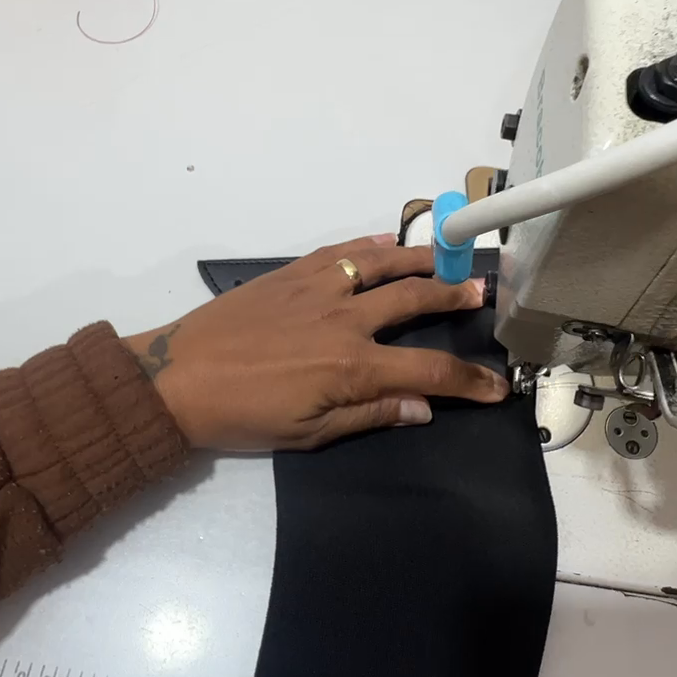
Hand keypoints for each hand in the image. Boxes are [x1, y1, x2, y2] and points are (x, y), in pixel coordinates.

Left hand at [123, 235, 509, 451]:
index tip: (496, 386)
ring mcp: (320, 288)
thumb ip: (370, 415)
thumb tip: (423, 409)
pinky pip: (341, 251)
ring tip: (446, 257)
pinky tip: (386, 243)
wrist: (179, 377)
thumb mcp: (308, 434)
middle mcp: (346, 320)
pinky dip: (369, 245)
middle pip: (415, 299)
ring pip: (383, 264)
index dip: (469, 380)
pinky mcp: (293, 272)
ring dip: (421, 258)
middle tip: (480, 291)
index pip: (428, 373)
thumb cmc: (244, 416)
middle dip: (454, 296)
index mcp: (352, 367)